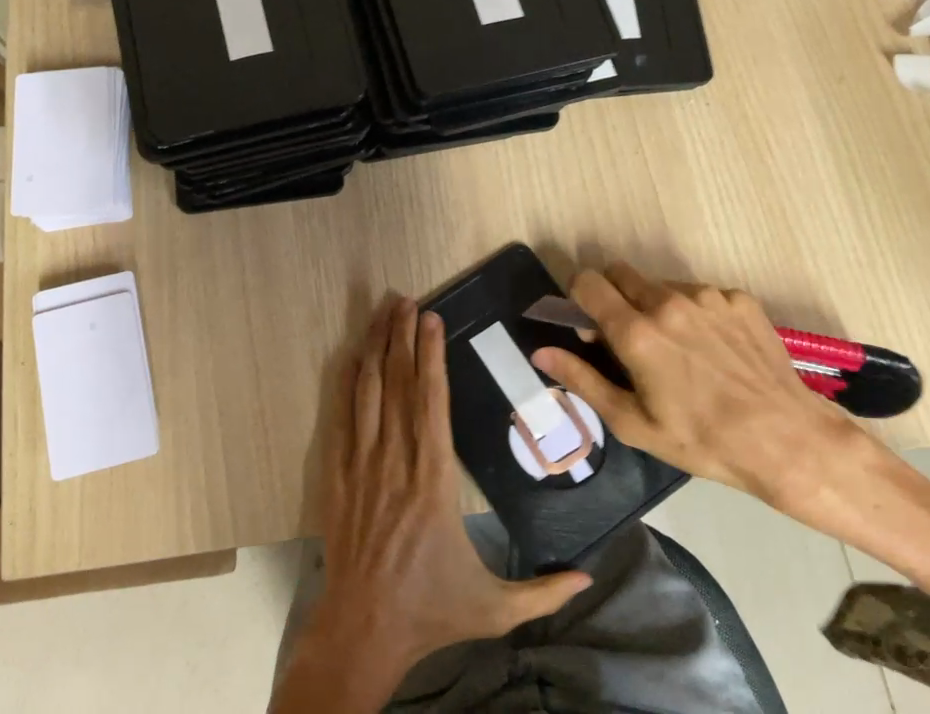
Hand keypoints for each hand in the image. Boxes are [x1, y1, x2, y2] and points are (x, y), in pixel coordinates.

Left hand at [309, 297, 591, 675]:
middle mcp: (395, 462)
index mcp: (434, 481)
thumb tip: (591, 576)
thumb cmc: (431, 611)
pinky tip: (354, 358)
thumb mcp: (496, 609)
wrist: (362, 629)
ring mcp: (361, 466)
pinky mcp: (338, 476)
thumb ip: (545, 591)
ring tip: (383, 313)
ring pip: (368, 393)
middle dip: (401, 337)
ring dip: (375, 349)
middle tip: (405, 299)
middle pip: (398, 384)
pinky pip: (342, 417)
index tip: (432, 320)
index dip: (431, 356)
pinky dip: (348, 383)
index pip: (431, 402)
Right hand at [529, 262, 871, 512]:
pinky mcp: (739, 300)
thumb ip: (582, 379)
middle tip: (626, 338)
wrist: (788, 441)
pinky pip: (698, 294)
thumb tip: (540, 351)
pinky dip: (692, 313)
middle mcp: (669, 302)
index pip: (587, 283)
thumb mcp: (632, 422)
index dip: (577, 298)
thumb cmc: (702, 440)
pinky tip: (710, 350)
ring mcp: (708, 297)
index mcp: (636, 333)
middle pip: (620, 273)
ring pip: (659, 284)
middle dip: (612, 297)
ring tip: (676, 350)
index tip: (586, 325)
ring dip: (652, 305)